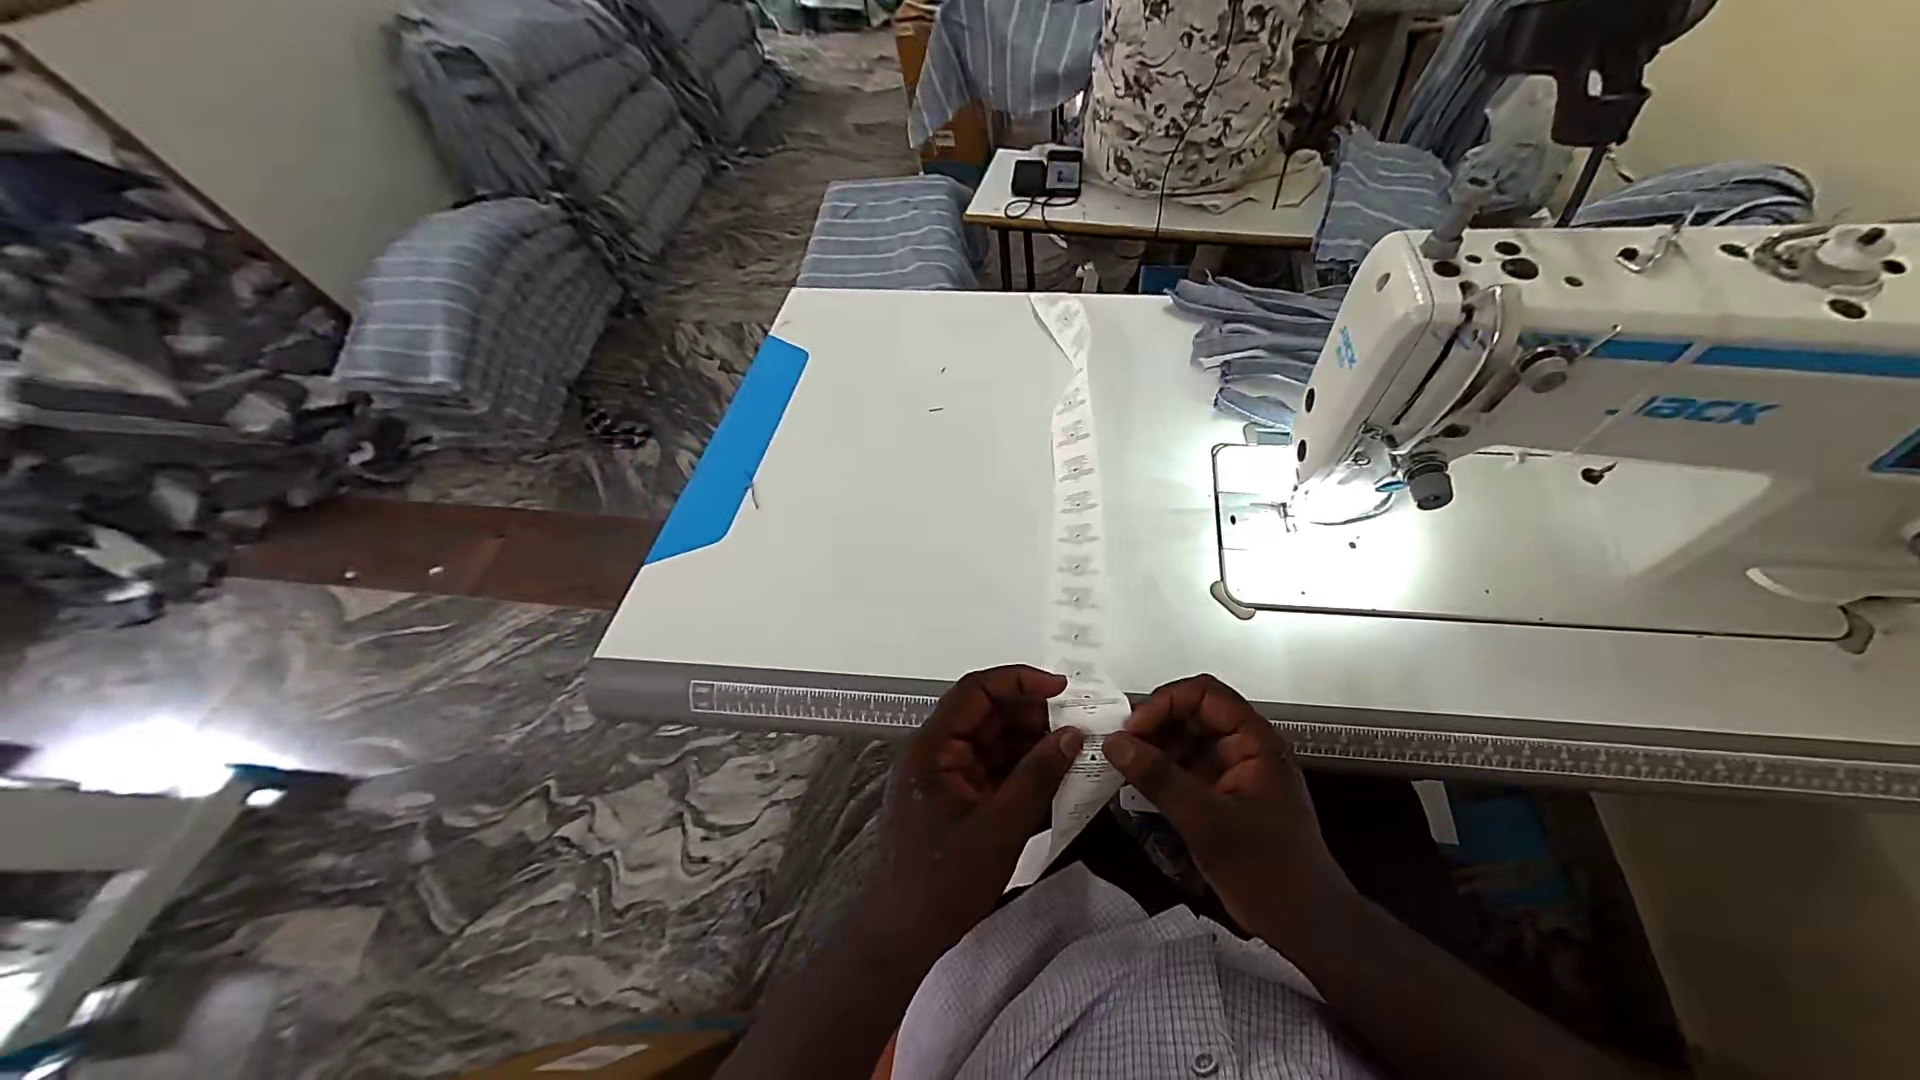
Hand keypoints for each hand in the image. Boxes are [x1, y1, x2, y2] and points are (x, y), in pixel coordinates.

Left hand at [858, 665, 1081, 956]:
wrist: (901, 937)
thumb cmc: (942, 881)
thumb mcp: (1000, 827)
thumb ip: (1038, 777)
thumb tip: (1071, 736)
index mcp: (933, 748)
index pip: (975, 691)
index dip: (1018, 681)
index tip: (1061, 688)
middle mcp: (936, 754)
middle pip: (987, 716)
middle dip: (1032, 717)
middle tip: (1077, 725)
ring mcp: (945, 778)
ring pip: (993, 744)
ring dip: (1031, 745)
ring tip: (1073, 752)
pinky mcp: (956, 801)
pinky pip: (992, 772)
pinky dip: (1022, 772)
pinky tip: (1054, 779)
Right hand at [1100, 674, 1354, 945]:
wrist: (1306, 927)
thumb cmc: (1268, 871)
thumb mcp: (1207, 822)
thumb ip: (1159, 778)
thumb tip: (1115, 743)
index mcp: (1255, 742)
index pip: (1205, 695)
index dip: (1166, 703)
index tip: (1134, 729)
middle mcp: (1244, 748)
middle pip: (1192, 714)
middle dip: (1154, 725)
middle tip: (1120, 747)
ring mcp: (1233, 772)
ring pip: (1185, 741)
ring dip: (1153, 748)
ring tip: (1122, 766)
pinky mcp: (1222, 796)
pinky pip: (1185, 769)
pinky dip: (1160, 772)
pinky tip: (1136, 786)